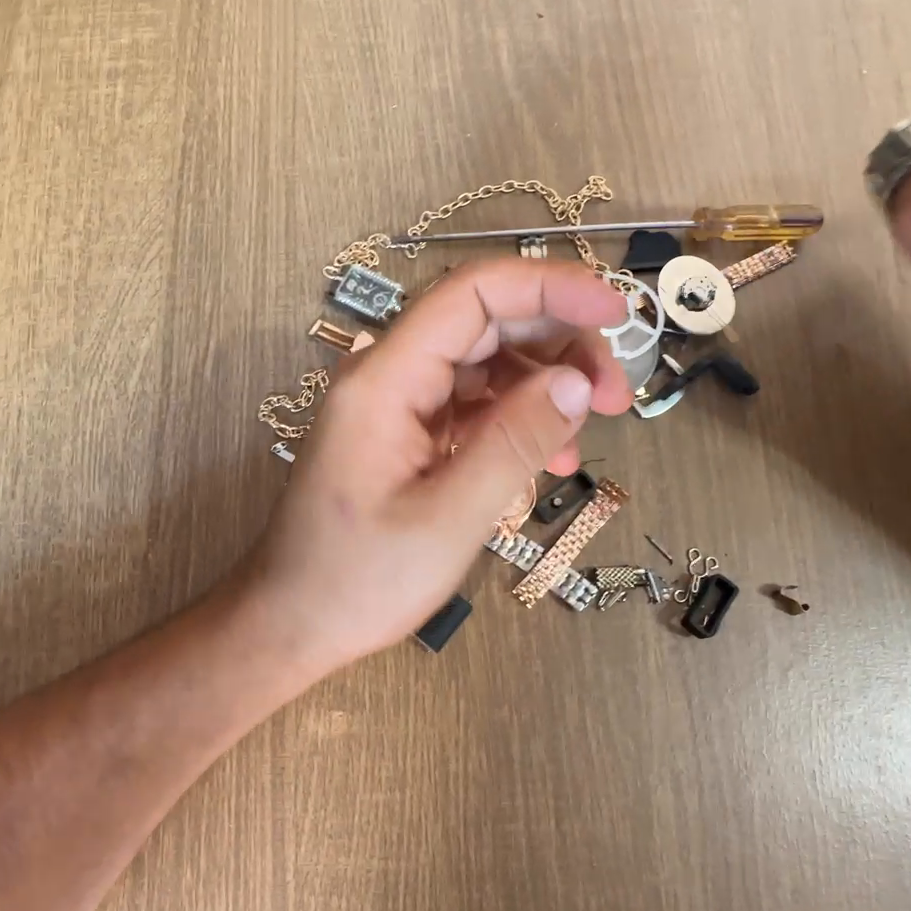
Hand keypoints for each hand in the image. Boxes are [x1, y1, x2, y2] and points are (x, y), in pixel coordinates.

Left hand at [230, 259, 635, 670]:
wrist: (293, 622)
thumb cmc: (358, 580)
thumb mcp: (449, 518)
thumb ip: (515, 443)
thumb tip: (577, 383)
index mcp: (385, 379)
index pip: (472, 295)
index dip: (549, 288)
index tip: (617, 312)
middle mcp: (386, 377)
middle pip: (483, 325)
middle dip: (558, 344)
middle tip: (617, 392)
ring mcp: (393, 406)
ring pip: (481, 365)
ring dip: (541, 386)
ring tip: (588, 432)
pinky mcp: (402, 435)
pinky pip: (467, 407)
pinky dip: (512, 421)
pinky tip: (548, 458)